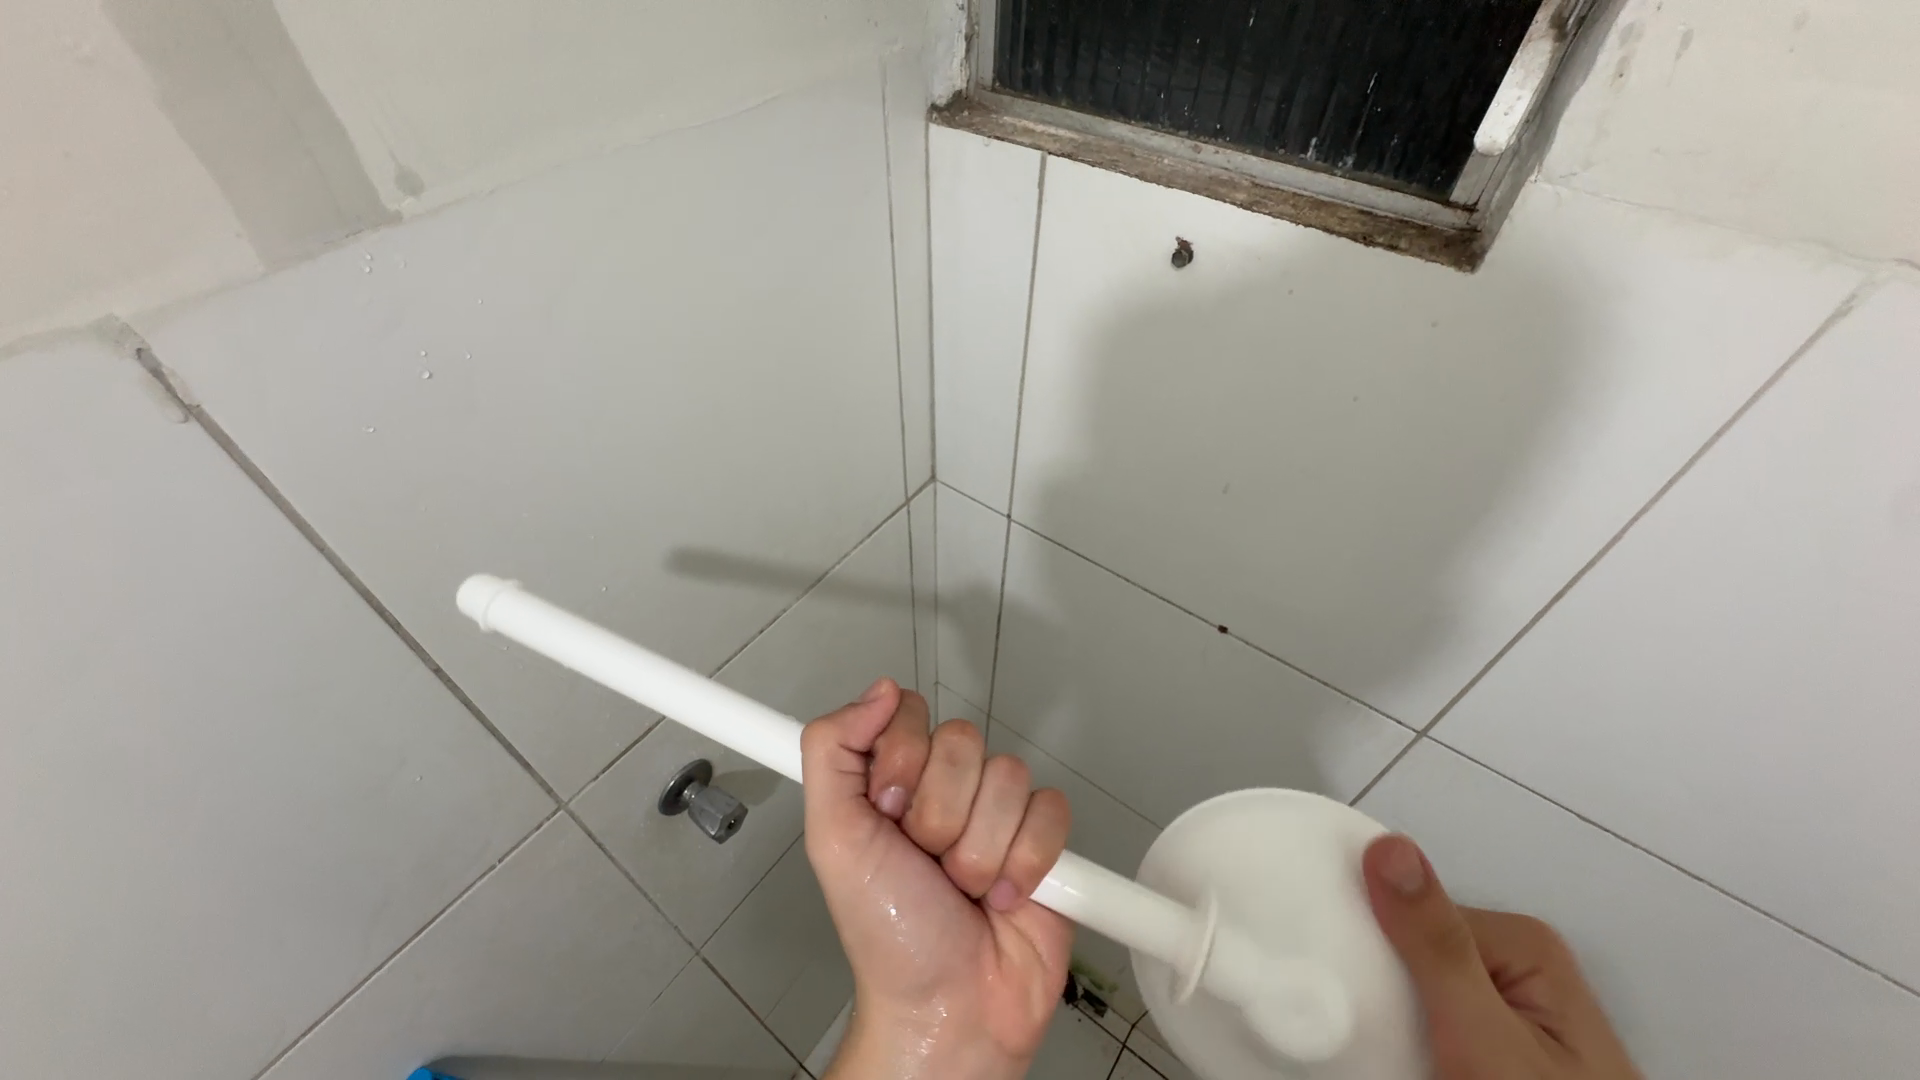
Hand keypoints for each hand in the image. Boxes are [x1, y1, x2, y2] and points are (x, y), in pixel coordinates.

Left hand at [802, 678, 1073, 1079]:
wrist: (951, 1008)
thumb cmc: (888, 934)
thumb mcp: (833, 839)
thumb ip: (831, 751)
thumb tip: (878, 690)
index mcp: (894, 778)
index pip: (909, 712)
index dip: (903, 760)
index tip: (888, 812)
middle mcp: (945, 786)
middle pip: (963, 742)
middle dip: (941, 816)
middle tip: (927, 861)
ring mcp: (996, 811)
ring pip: (1008, 776)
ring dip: (980, 849)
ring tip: (963, 887)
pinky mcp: (1043, 838)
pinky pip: (1050, 810)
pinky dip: (1025, 863)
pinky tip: (1004, 897)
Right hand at [1362, 834, 1642, 1079]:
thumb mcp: (1487, 1038)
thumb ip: (1437, 946)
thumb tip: (1389, 845)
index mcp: (1523, 944)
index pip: (1412, 912)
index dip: (1373, 943)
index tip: (1350, 982)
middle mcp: (1515, 965)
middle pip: (1410, 946)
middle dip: (1383, 982)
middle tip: (1368, 1025)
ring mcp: (1503, 1006)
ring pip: (1412, 985)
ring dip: (1390, 1013)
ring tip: (1387, 1049)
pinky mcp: (1490, 1042)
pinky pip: (1425, 1016)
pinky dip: (1405, 1035)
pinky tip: (1402, 1058)